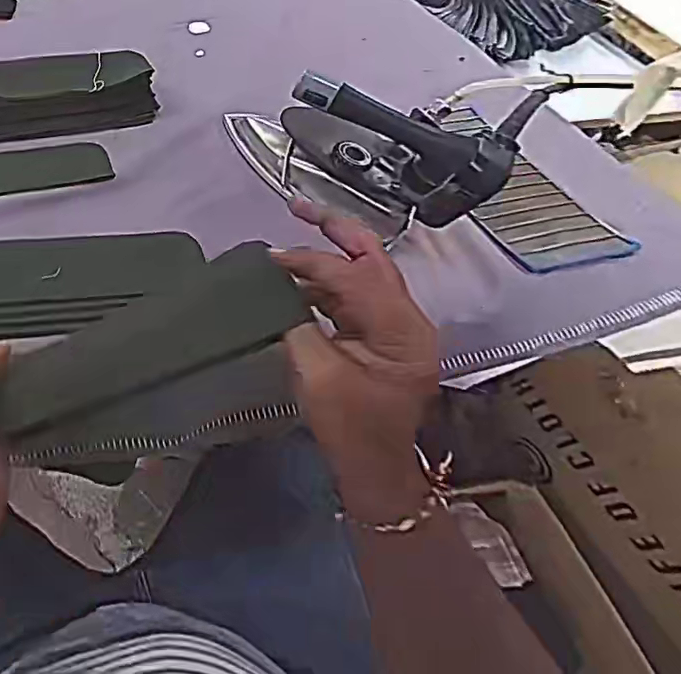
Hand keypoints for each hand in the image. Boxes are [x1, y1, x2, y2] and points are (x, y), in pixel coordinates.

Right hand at [273, 198, 442, 521]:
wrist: (375, 472)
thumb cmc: (352, 431)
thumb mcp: (318, 376)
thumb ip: (297, 323)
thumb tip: (277, 288)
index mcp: (402, 331)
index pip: (354, 278)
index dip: (310, 263)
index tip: (273, 259)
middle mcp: (408, 320)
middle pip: (374, 258)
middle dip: (336, 229)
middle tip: (300, 208)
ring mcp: (396, 326)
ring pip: (365, 272)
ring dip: (329, 255)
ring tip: (292, 242)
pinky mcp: (381, 334)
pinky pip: (354, 294)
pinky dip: (326, 282)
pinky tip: (297, 281)